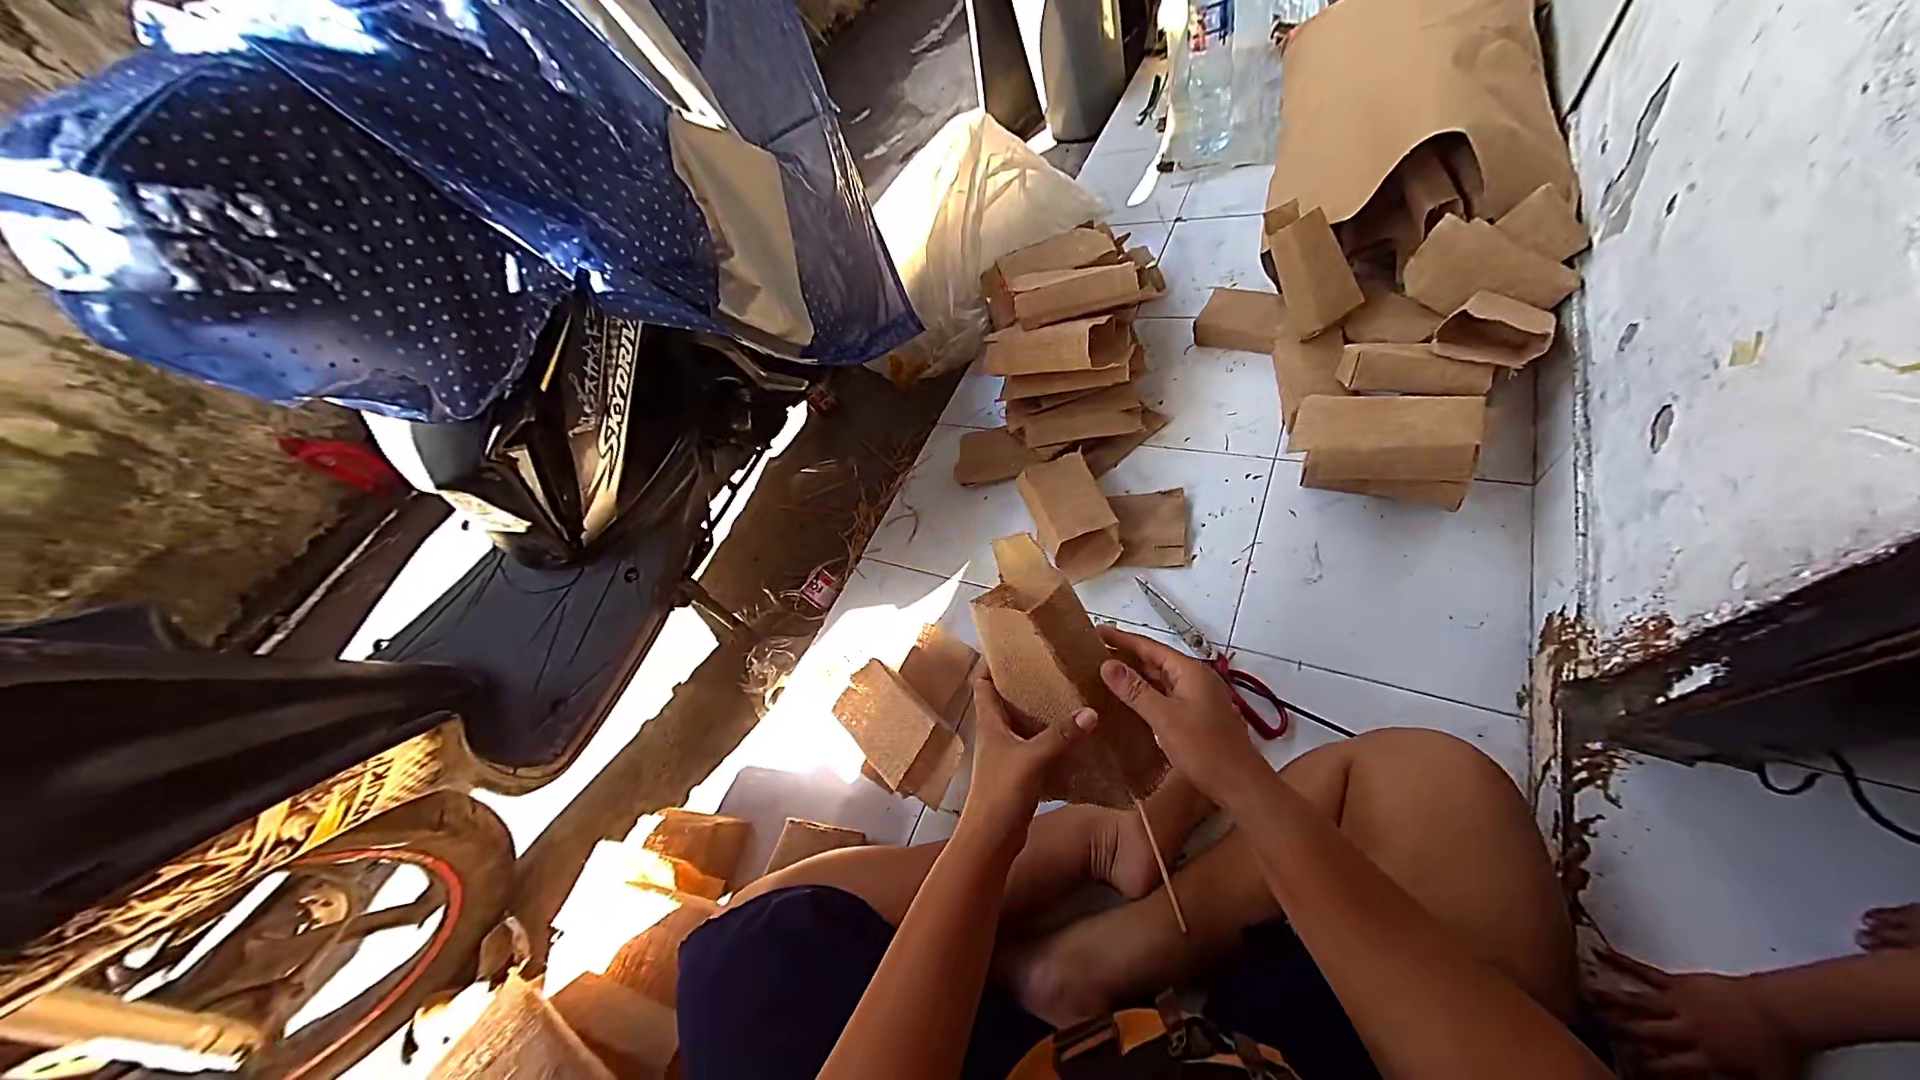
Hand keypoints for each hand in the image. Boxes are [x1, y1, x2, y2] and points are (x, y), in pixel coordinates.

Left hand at [958, 675, 1095, 853]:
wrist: (991, 841)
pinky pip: (1036, 747)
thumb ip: (1061, 736)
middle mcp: (995, 734)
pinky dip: (1051, 739)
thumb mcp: (1032, 759)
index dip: (994, 664)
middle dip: (1025, 685)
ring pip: (1023, 724)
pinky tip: (1073, 737)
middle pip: (1006, 700)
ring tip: (1067, 696)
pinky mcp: (1019, 773)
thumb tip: (1090, 712)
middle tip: (1053, 670)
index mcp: (989, 722)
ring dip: (1040, 712)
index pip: (984, 683)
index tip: (1017, 648)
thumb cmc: (1000, 794)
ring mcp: (1006, 754)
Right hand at [1096, 626, 1269, 805]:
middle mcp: (1196, 679)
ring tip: (1106, 674)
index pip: (1150, 647)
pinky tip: (1129, 702)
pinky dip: (1146, 694)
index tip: (1097, 631)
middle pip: (1156, 661)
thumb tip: (1108, 665)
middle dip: (1127, 656)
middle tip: (1096, 653)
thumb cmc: (1205, 750)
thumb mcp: (1164, 718)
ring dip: (1136, 676)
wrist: (1241, 786)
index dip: (1122, 638)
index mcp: (1190, 672)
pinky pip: (1166, 696)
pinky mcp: (1198, 715)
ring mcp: (1199, 698)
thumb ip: (1135, 690)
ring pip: (1161, 679)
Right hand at [1591, 948, 1800, 1079]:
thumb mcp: (1769, 1079)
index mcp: (1707, 1057)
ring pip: (1637, 1001)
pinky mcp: (1676, 983)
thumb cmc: (1779, 1047)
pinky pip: (1643, 971)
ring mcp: (1678, 1003)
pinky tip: (1600, 952)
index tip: (1630, 1066)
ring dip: (1610, 998)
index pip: (1670, 1066)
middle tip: (1595, 1025)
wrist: (1782, 1012)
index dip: (1649, 1068)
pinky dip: (1619, 961)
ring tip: (1586, 992)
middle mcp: (1685, 1030)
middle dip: (1619, 1031)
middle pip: (1645, 1032)